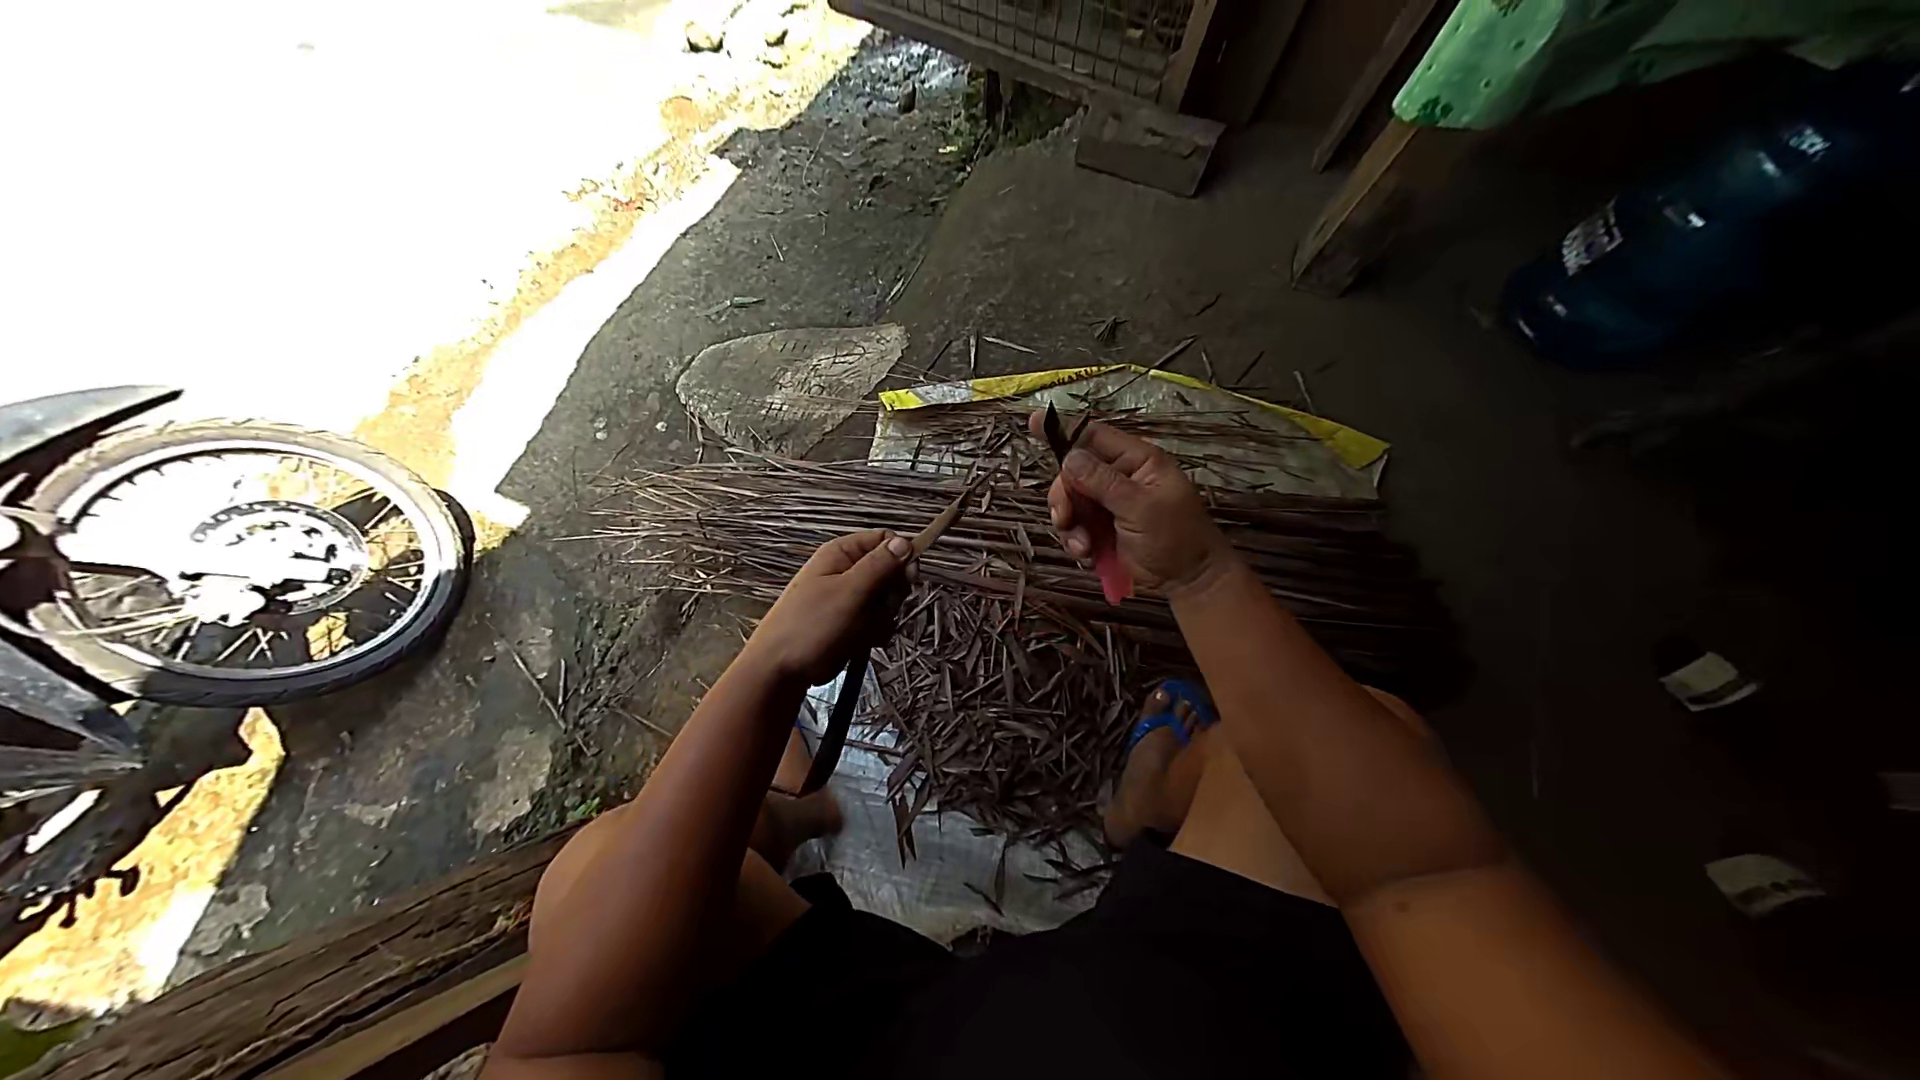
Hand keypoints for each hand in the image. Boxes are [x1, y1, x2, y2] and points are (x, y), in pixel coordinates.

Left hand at [745, 530, 913, 685]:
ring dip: (882, 618)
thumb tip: (906, 541)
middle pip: (892, 572)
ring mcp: (850, 597)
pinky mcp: (853, 621)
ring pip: (888, 600)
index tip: (906, 579)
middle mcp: (848, 570)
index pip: (886, 541)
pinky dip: (875, 632)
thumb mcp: (848, 591)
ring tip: (861, 630)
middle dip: (890, 595)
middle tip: (875, 609)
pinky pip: (879, 620)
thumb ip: (879, 566)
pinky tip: (862, 641)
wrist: (781, 669)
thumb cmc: (811, 625)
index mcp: (843, 553)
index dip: (902, 557)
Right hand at [1028, 411, 1236, 596]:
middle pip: (1072, 472)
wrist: (1187, 582)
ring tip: (1083, 546)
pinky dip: (1074, 540)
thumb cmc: (1176, 538)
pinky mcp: (1099, 530)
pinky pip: (1073, 526)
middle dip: (1065, 496)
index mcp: (1136, 460)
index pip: (1094, 436)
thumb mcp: (1141, 506)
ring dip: (1069, 523)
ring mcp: (1107, 504)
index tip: (1033, 423)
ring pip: (1069, 501)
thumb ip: (1103, 482)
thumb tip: (1069, 457)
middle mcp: (1118, 477)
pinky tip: (1087, 554)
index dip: (1064, 430)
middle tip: (1066, 518)